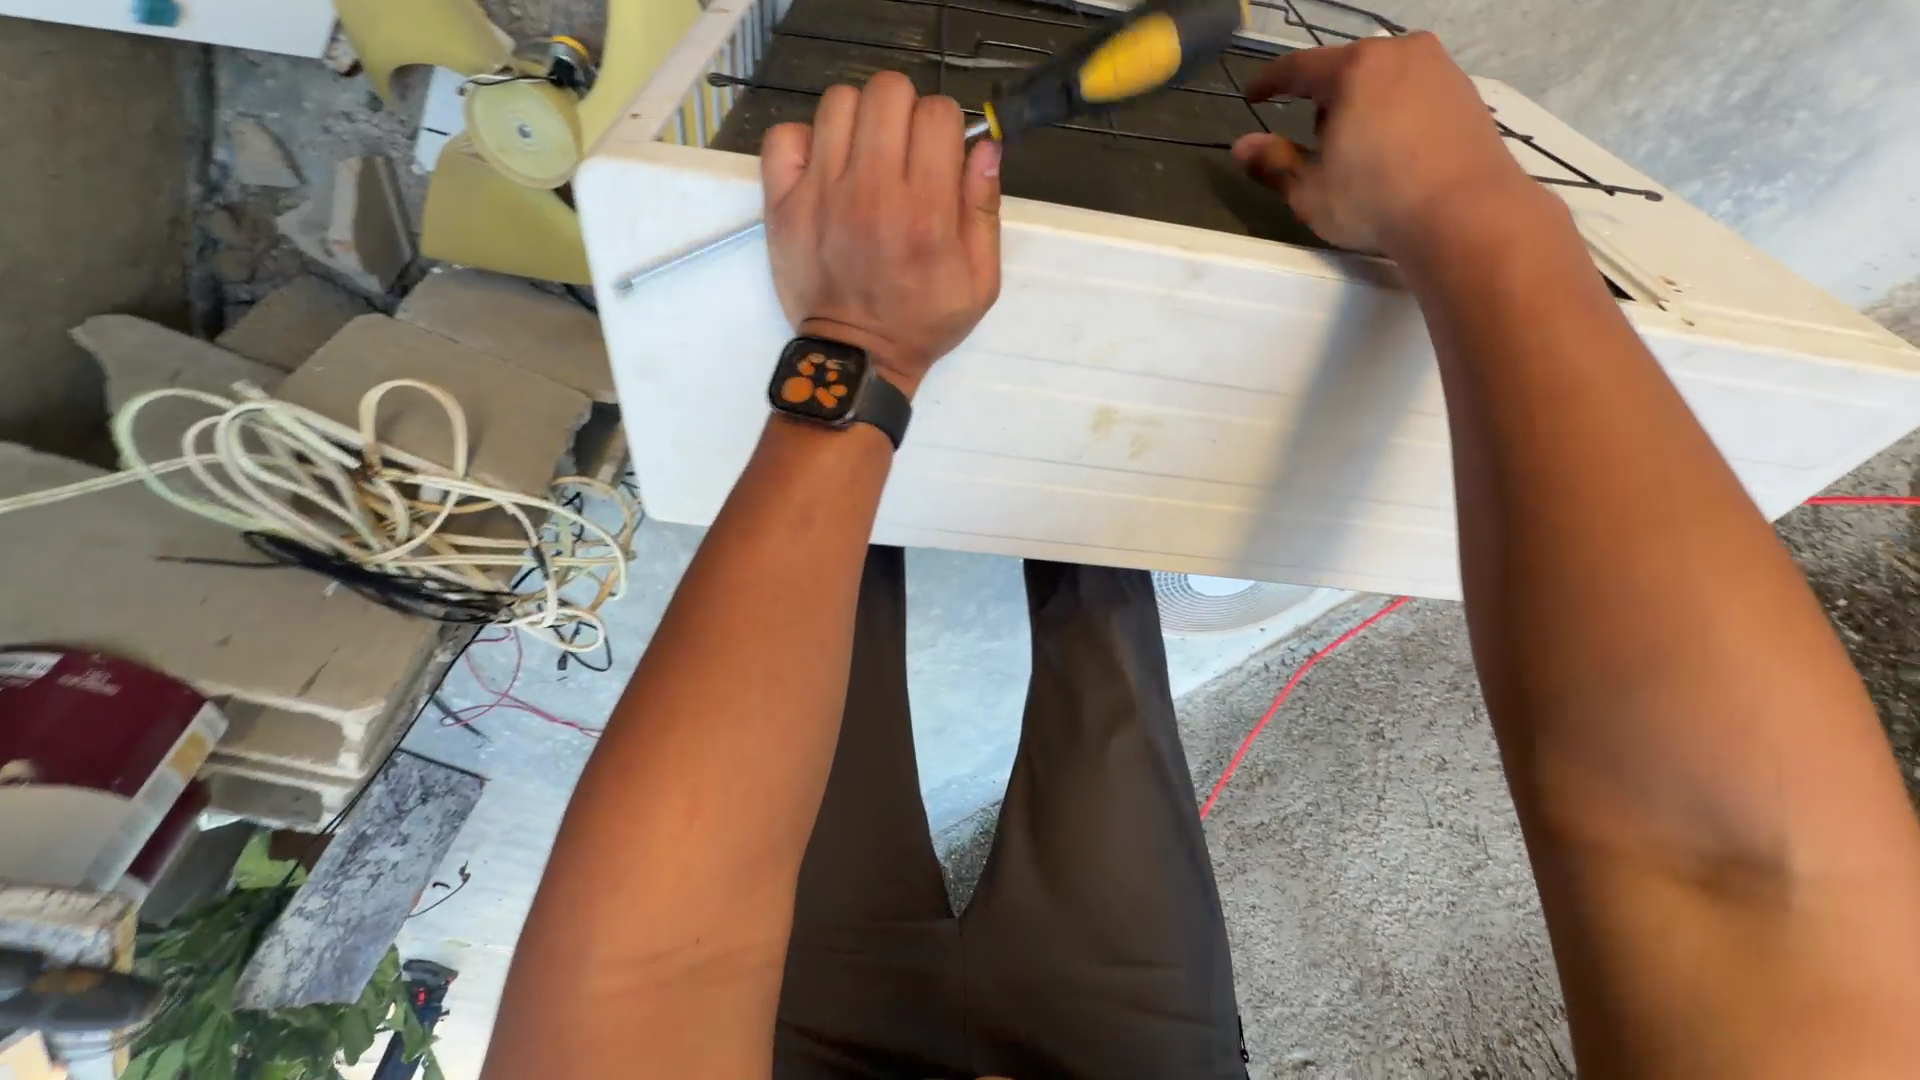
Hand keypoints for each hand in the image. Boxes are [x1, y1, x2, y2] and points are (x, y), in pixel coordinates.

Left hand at [761, 71, 1002, 398]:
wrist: (857, 359)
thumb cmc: (922, 323)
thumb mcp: (979, 281)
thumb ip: (985, 210)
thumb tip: (984, 146)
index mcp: (925, 211)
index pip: (939, 113)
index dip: (945, 128)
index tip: (940, 156)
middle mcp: (872, 191)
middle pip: (888, 90)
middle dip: (905, 112)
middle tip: (902, 150)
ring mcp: (820, 193)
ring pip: (839, 102)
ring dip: (858, 120)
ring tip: (864, 158)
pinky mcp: (782, 203)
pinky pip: (786, 135)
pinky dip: (805, 141)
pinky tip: (824, 168)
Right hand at [1232, 33, 1538, 255]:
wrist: (1465, 213)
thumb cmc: (1374, 200)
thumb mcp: (1310, 191)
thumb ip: (1274, 163)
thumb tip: (1242, 147)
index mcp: (1355, 70)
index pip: (1298, 67)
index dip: (1269, 82)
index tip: (1253, 95)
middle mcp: (1400, 53)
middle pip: (1345, 70)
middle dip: (1323, 101)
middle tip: (1315, 144)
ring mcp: (1439, 67)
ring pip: (1381, 79)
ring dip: (1360, 107)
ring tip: (1356, 153)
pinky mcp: (1465, 91)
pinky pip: (1413, 92)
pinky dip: (1393, 114)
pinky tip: (1392, 153)